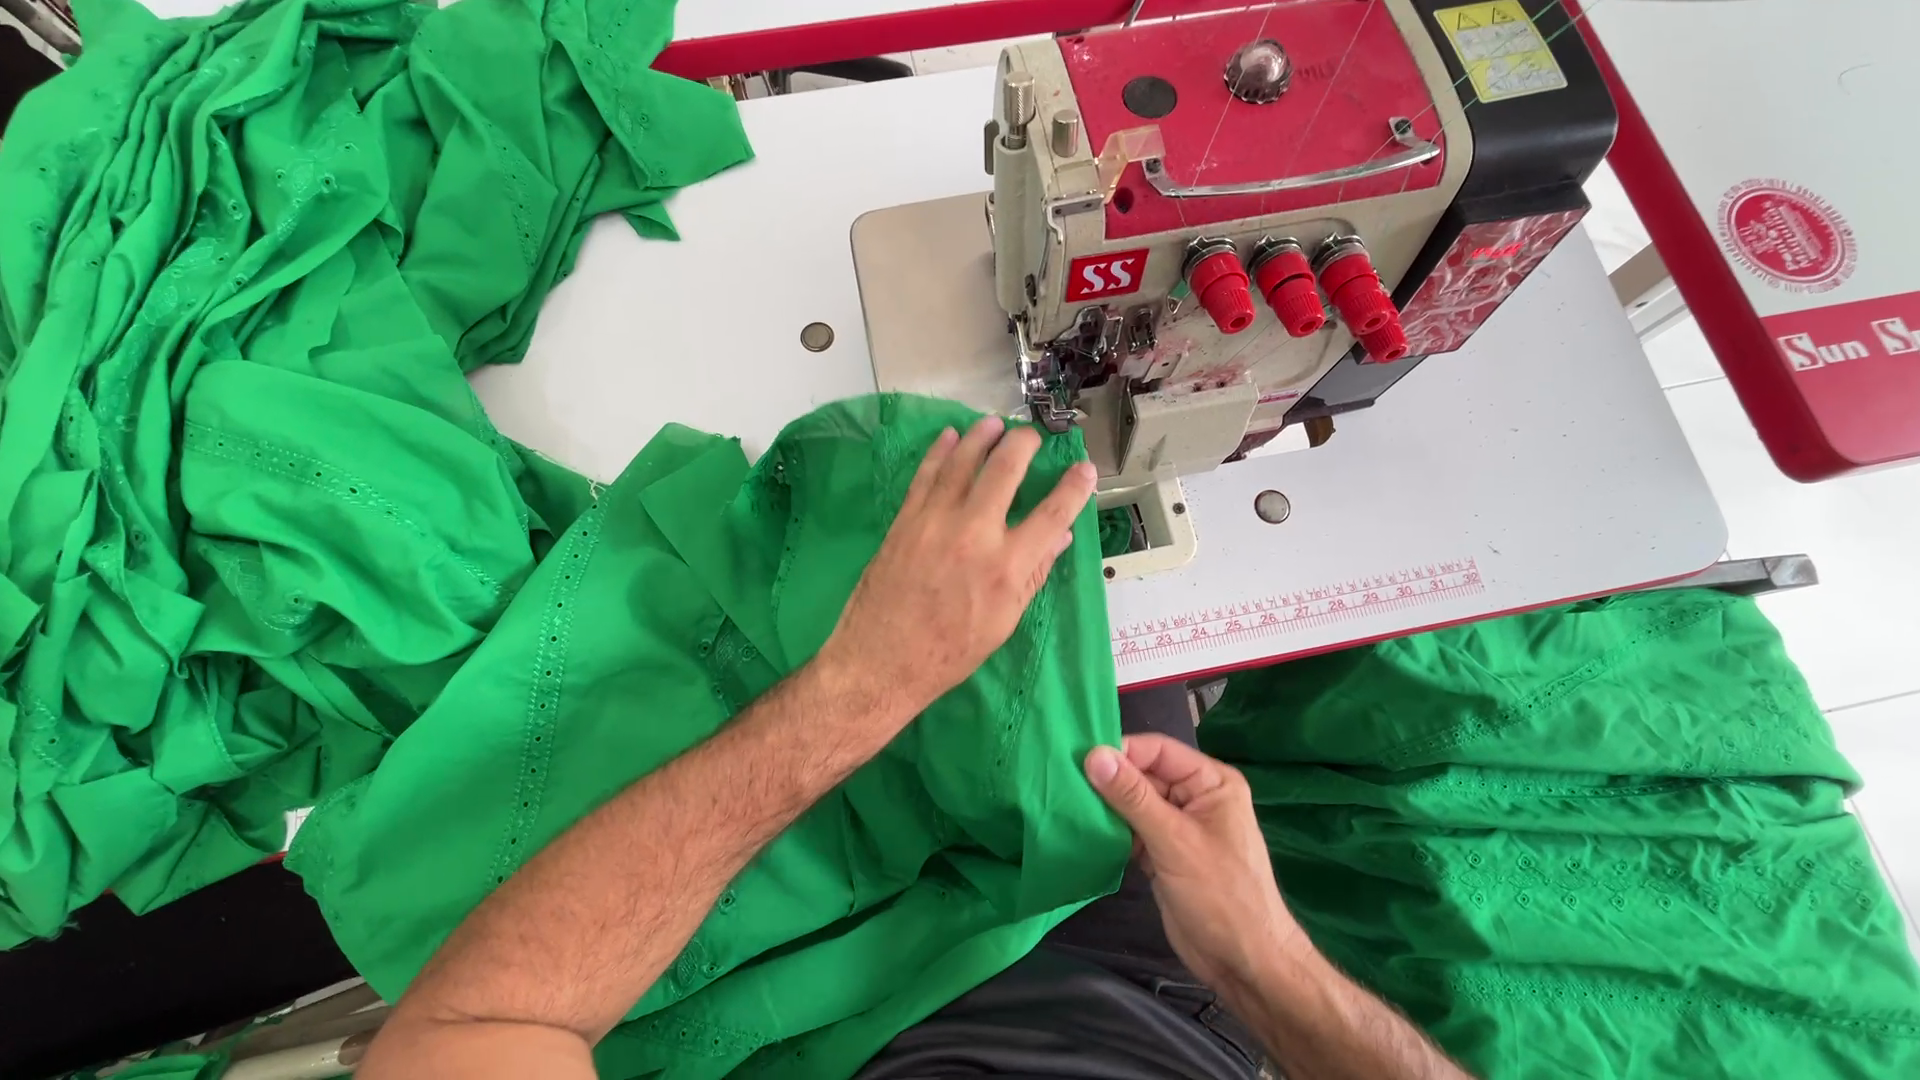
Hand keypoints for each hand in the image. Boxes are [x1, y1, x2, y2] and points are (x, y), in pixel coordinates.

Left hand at [820, 414, 1097, 721]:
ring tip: (994, 422)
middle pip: (1005, 471)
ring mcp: (935, 522)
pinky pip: (925, 475)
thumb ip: (1032, 574)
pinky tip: (949, 436)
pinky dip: (939, 452)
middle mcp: (974, 535)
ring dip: (981, 437)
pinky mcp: (905, 521)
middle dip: (1023, 444)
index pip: (1052, 514)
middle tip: (1030, 434)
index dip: (1074, 487)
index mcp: (1007, 567)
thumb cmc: (949, 651)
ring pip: (963, 463)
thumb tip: (1058, 536)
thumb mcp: (1004, 622)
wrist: (882, 659)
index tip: (1084, 469)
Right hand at [1084, 735, 1304, 993]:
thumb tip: (1093, 754)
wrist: (1243, 964)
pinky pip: (1131, 828)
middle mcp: (1194, 797)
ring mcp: (1178, 826)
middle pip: (1143, 774)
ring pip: (1133, 802)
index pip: (1158, 750)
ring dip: (1106, 805)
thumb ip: (1132, 796)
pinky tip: (1083, 829)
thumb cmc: (1221, 896)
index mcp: (1211, 782)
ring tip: (1067, 802)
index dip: (1121, 751)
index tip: (1079, 760)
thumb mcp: (1175, 841)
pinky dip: (1111, 830)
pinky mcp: (1163, 852)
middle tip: (1065, 782)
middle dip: (1109, 779)